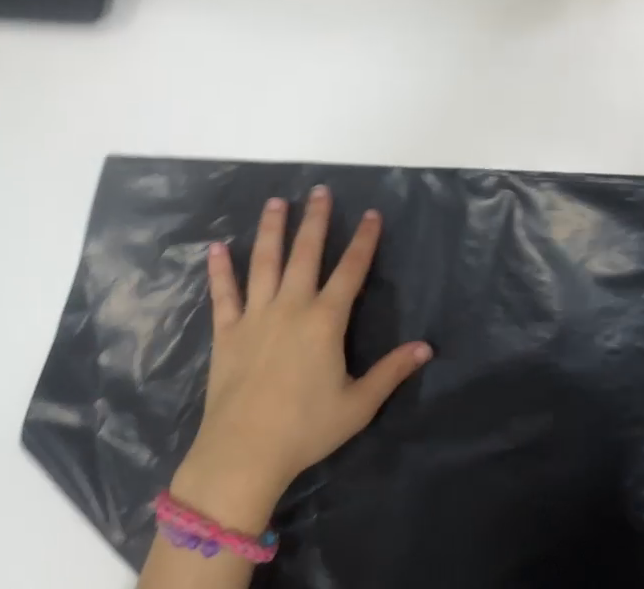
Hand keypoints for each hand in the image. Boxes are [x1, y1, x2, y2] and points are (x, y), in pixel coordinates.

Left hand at [168, 186, 431, 529]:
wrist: (243, 453)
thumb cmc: (306, 429)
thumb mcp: (358, 404)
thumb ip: (391, 372)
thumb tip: (426, 347)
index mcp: (326, 320)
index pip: (351, 270)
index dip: (364, 240)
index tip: (372, 214)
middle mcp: (292, 307)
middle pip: (306, 253)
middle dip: (315, 220)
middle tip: (319, 191)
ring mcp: (256, 316)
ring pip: (264, 263)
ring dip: (271, 230)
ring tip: (275, 203)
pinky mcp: (227, 333)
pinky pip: (224, 294)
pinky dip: (220, 270)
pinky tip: (216, 247)